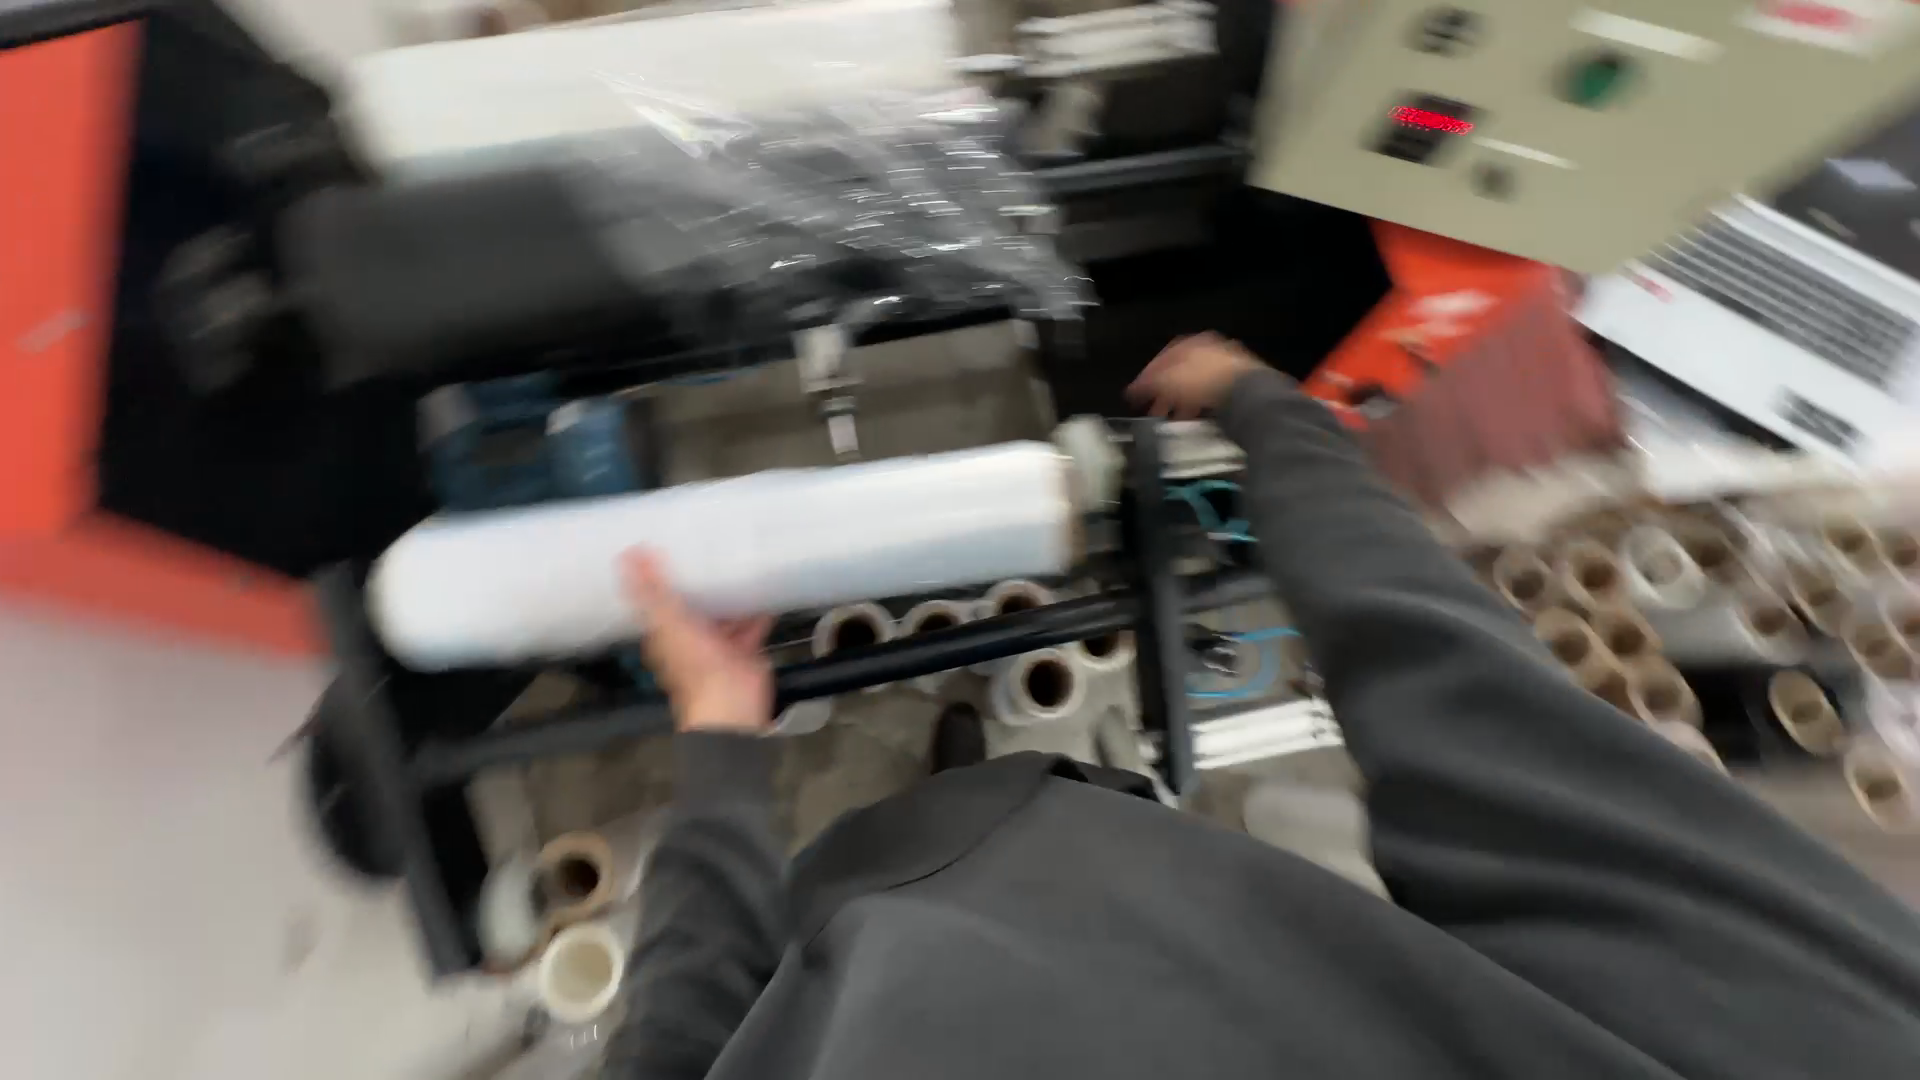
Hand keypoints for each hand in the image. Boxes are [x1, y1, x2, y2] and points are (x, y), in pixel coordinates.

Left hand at [622, 551, 774, 734]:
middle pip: (694, 606)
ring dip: (732, 596)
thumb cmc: (696, 663)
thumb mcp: (669, 621)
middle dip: (702, 584)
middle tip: (712, 549)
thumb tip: (628, 554)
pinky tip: (765, 590)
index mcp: (666, 633)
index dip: (662, 576)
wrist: (733, 701)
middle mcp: (690, 638)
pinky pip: (751, 625)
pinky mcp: (744, 650)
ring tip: (741, 564)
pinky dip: (758, 611)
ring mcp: (718, 646)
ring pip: (724, 615)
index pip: (660, 600)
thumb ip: (653, 590)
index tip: (670, 546)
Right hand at [1126, 332, 1264, 419]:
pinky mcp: (1236, 386)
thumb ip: (1148, 384)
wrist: (1245, 394)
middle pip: (1179, 373)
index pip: (1163, 358)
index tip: (1138, 390)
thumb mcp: (1167, 380)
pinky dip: (1198, 406)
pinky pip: (1210, 396)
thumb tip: (1134, 389)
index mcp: (1193, 343)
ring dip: (1180, 402)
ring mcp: (1226, 367)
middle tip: (1152, 407)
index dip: (1147, 376)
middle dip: (1164, 392)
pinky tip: (1191, 418)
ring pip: (1195, 386)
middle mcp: (1211, 351)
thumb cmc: (1207, 380)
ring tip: (1170, 418)